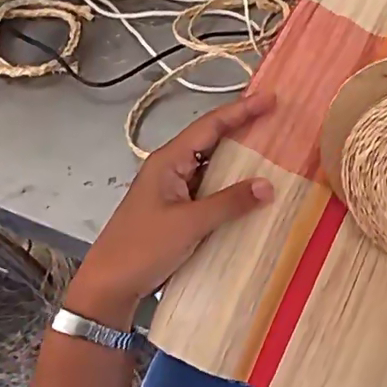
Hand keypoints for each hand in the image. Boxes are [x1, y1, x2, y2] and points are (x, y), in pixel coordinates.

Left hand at [65, 93, 274, 323]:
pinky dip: (232, 187)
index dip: (241, 110)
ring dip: (240, 161)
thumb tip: (268, 185)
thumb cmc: (141, 249)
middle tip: (277, 122)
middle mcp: (172, 169)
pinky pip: (211, 190)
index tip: (270, 99)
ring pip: (213, 167)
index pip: (210, 126)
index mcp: (168, 161)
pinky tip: (252, 193)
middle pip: (212, 141)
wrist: (109, 286)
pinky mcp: (179, 211)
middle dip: (244, 129)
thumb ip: (229, 202)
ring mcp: (175, 191)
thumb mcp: (188, 224)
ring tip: (273, 153)